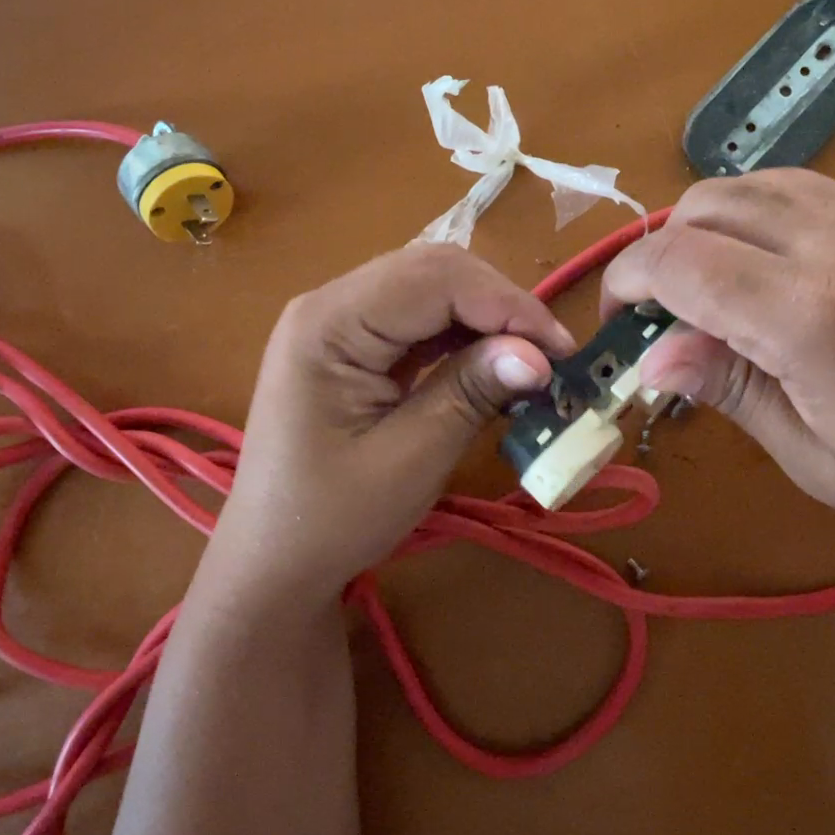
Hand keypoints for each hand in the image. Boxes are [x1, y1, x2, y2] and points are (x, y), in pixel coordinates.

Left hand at [205, 245, 574, 607]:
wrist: (274, 562)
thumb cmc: (332, 519)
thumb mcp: (410, 458)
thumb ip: (470, 393)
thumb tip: (539, 354)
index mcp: (328, 323)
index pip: (433, 279)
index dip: (506, 304)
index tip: (561, 350)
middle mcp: (329, 305)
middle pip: (432, 272)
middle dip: (499, 305)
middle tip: (552, 356)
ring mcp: (339, 324)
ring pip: (431, 292)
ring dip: (486, 320)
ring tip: (532, 362)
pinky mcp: (354, 348)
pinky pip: (419, 323)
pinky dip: (464, 339)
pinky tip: (493, 366)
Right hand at [602, 170, 834, 551]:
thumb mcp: (820, 460)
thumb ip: (732, 391)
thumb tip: (656, 355)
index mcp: (808, 314)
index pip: (677, 260)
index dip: (627, 281)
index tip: (620, 321)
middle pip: (707, 202)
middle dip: (666, 249)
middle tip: (671, 313)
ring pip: (758, 183)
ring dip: (716, 225)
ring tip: (723, 287)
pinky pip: (816, 191)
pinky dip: (772, 220)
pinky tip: (795, 276)